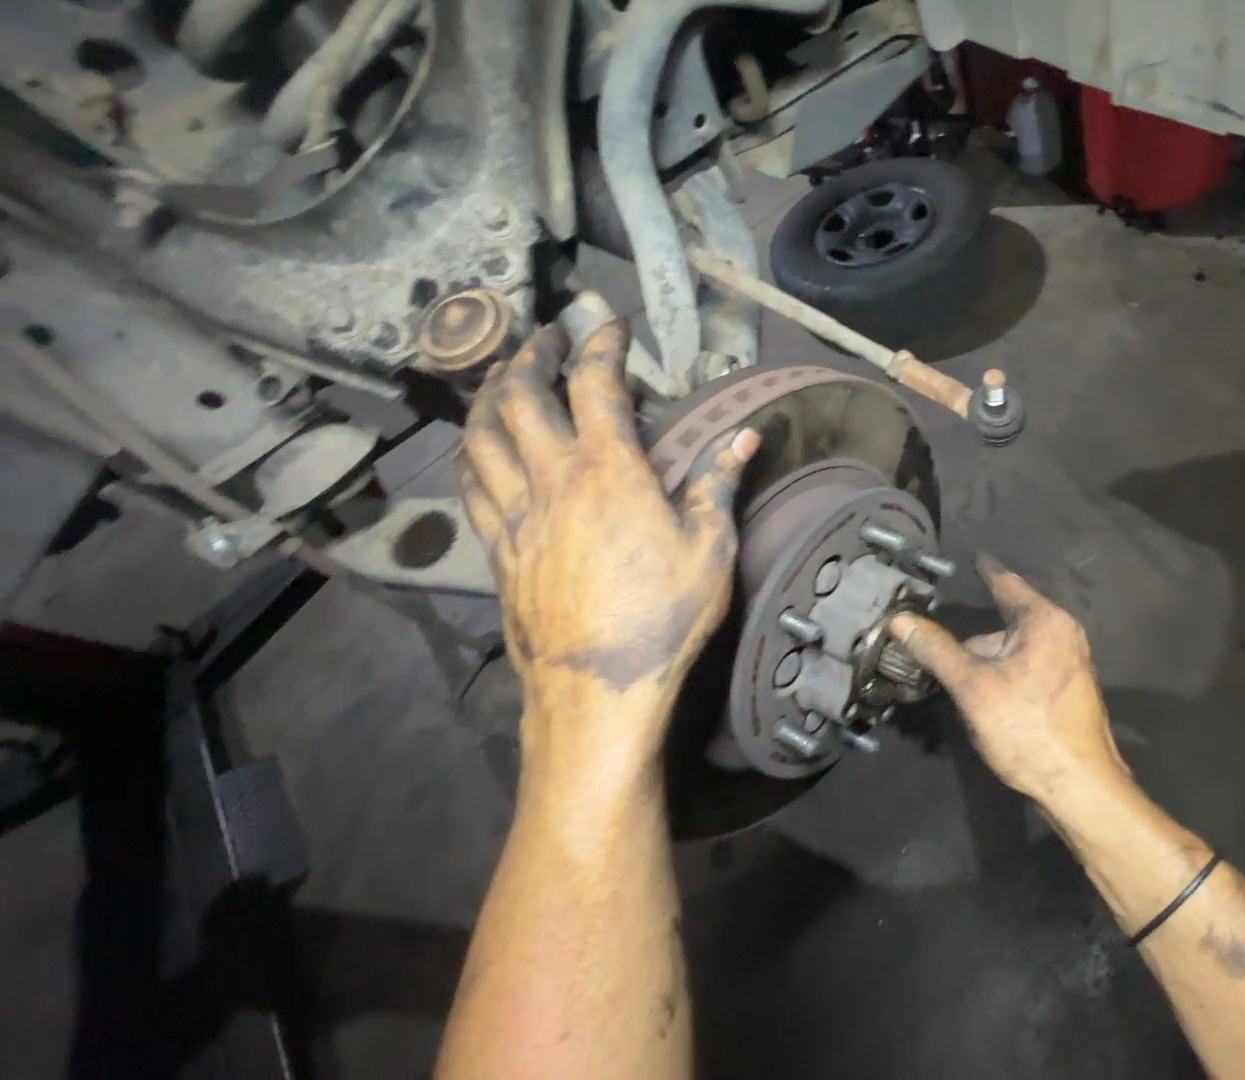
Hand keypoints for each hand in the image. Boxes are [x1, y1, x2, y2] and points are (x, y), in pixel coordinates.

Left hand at [461, 318, 758, 784]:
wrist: (599, 683)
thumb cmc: (665, 614)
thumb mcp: (711, 548)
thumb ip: (719, 484)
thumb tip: (748, 435)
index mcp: (609, 469)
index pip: (597, 384)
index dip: (602, 343)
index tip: (610, 321)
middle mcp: (552, 477)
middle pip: (520, 395)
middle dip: (531, 354)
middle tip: (545, 336)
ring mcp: (515, 513)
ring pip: (481, 434)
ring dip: (488, 394)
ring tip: (502, 378)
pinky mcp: (497, 549)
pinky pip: (471, 484)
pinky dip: (472, 452)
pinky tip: (478, 450)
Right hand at [888, 555, 1127, 806]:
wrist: (1078, 785)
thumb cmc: (1027, 728)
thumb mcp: (972, 686)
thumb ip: (936, 650)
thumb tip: (899, 619)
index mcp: (1045, 621)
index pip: (1006, 583)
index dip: (984, 571)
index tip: (970, 558)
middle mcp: (1063, 633)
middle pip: (1004, 624)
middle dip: (974, 642)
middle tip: (938, 654)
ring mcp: (1069, 663)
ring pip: (1013, 652)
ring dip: (987, 665)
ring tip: (961, 689)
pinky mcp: (1067, 690)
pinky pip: (1027, 670)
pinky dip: (1004, 678)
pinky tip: (988, 706)